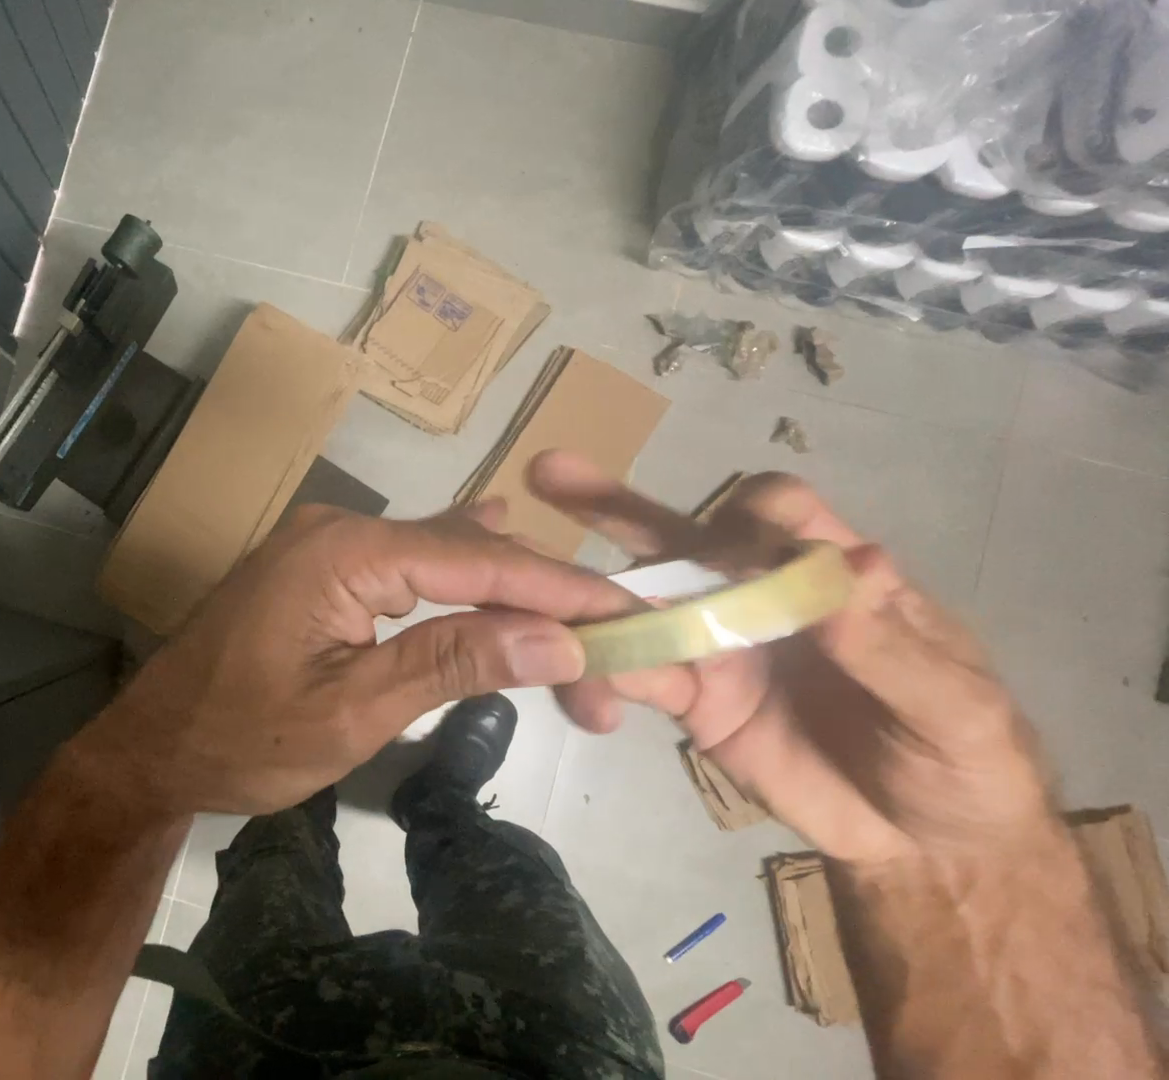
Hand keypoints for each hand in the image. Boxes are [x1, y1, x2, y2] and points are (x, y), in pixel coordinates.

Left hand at [71, 502, 636, 817]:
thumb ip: (452, 664)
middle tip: (615, 660)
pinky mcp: (316, 572)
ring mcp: (323, 546)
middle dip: (541, 603)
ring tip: (578, 640)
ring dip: (505, 601)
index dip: (563, 590)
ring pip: (438, 560)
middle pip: (465, 554)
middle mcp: (337, 529)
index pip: (479, 560)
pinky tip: (501, 575)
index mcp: (344, 551)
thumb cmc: (241, 739)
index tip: (639, 616)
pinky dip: (458, 593)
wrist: (151, 749)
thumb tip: (560, 638)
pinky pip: (403, 570)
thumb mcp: (353, 711)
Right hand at [529, 450, 1054, 865]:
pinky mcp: (686, 699)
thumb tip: (853, 568)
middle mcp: (753, 596)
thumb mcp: (959, 709)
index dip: (751, 518)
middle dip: (609, 504)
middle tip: (546, 472)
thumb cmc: (962, 760)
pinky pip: (631, 674)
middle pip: (677, 538)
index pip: (778, 514)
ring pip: (634, 603)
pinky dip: (600, 675)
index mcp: (825, 576)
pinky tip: (585, 691)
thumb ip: (896, 648)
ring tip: (523, 597)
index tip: (736, 545)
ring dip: (581, 595)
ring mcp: (712, 646)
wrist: (920, 844)